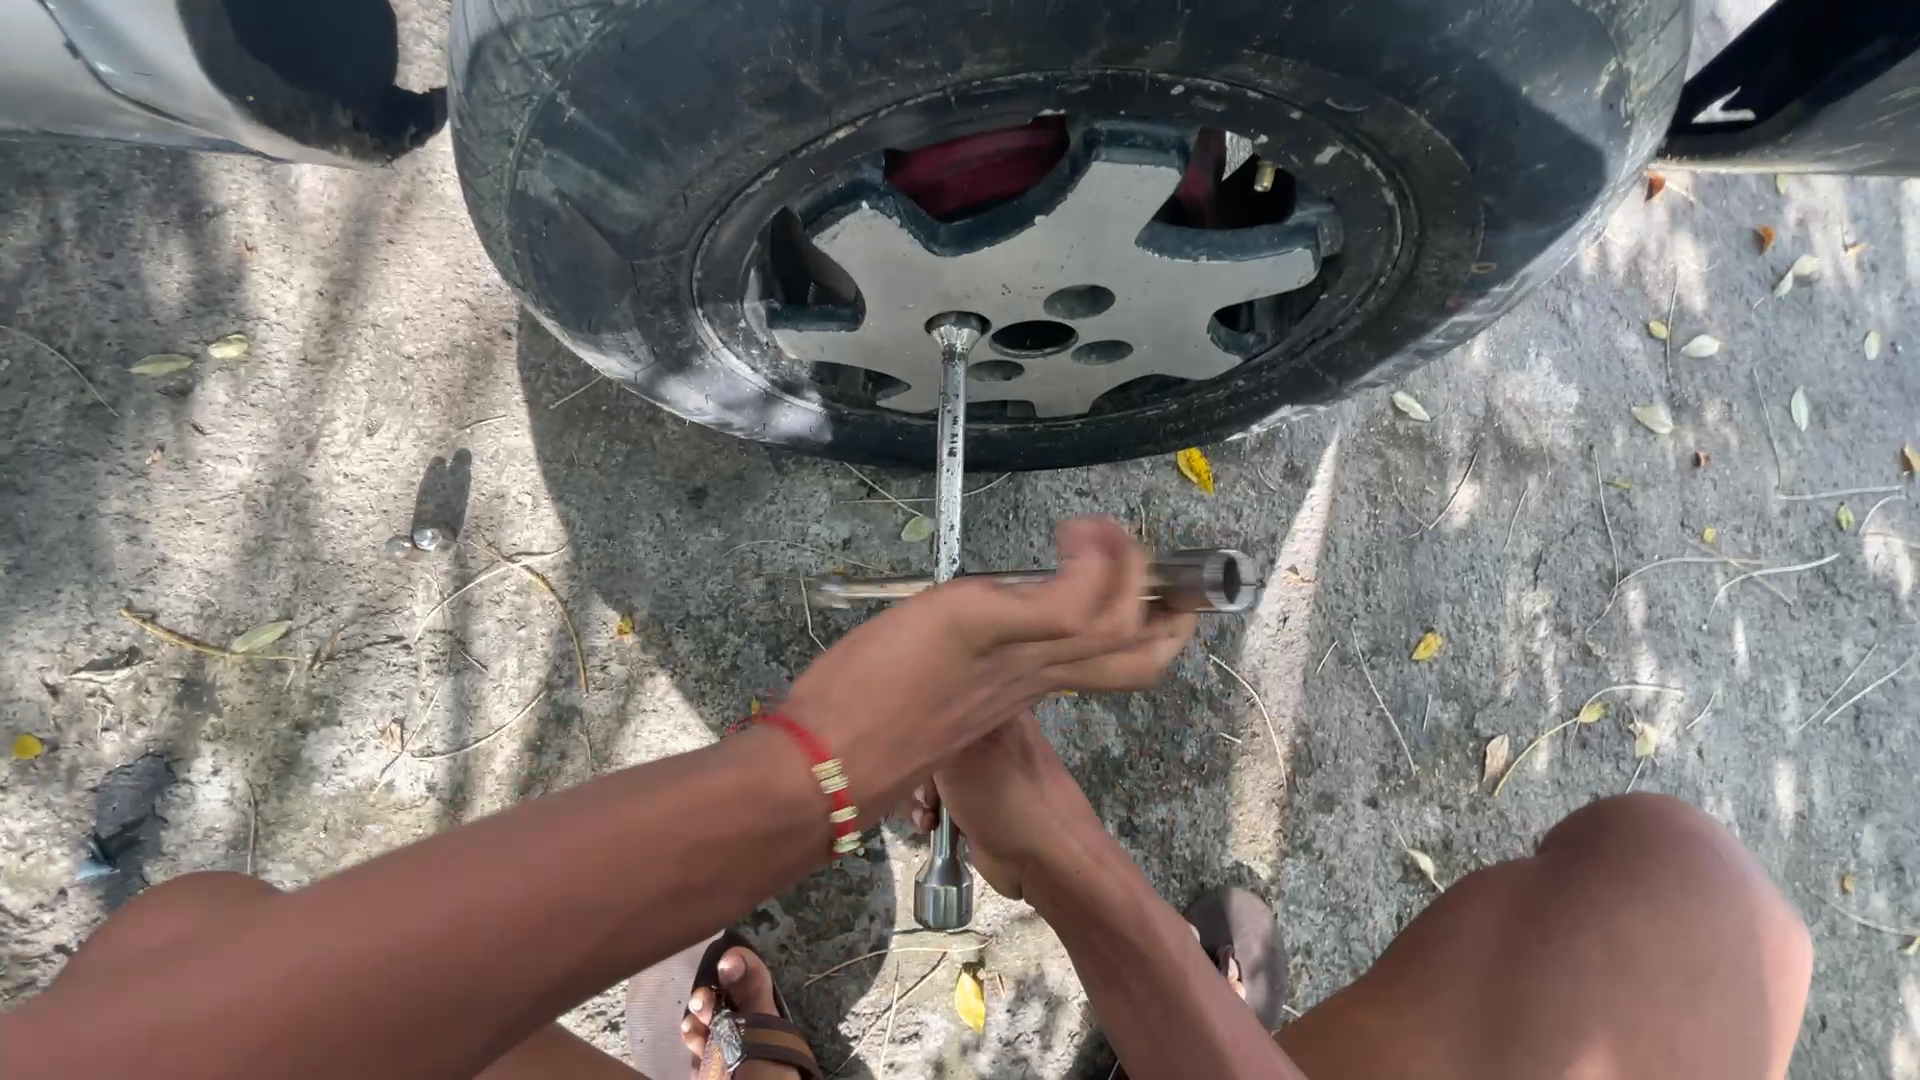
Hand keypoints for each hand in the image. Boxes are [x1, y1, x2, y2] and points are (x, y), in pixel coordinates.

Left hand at [787, 517, 1194, 819]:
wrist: (829, 764)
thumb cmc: (869, 731)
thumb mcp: (937, 696)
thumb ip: (973, 668)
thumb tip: (982, 638)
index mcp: (1026, 691)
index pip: (1118, 668)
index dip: (1149, 631)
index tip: (1137, 585)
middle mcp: (1038, 678)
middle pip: (1139, 647)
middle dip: (1163, 597)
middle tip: (1138, 551)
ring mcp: (1018, 655)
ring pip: (1117, 620)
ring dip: (1125, 563)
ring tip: (1097, 531)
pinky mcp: (987, 628)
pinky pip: (1069, 599)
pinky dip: (1089, 560)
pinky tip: (1072, 534)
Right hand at [909, 711, 1106, 901]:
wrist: (1043, 857)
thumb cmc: (1003, 795)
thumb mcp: (958, 753)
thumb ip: (932, 731)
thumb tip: (913, 723)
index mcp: (995, 709)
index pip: (944, 703)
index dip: (923, 725)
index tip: (911, 746)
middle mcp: (990, 734)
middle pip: (935, 739)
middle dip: (918, 766)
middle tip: (924, 788)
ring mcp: (984, 771)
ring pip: (933, 771)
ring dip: (919, 794)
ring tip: (927, 813)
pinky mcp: (976, 802)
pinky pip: (940, 798)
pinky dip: (930, 812)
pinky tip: (929, 826)